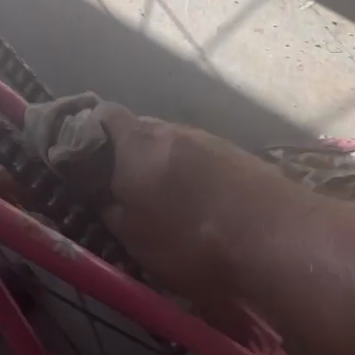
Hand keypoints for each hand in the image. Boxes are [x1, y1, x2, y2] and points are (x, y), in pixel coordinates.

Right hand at [89, 102, 298, 303]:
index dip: (89, 129)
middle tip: (122, 186)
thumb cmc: (191, 240)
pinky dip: (192, 175)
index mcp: (136, 143)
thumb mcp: (135, 238)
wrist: (273, 235)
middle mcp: (169, 129)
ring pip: (171, 144)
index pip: (103, 114)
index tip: (81, 153)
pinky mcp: (236, 153)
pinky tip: (201, 205)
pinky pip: (200, 158)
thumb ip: (111, 209)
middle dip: (127, 153)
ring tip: (165, 201)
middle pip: (139, 129)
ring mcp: (207, 138)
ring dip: (162, 165)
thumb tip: (101, 193)